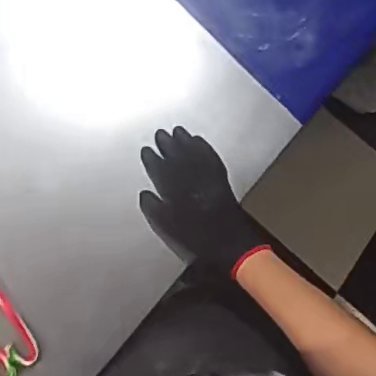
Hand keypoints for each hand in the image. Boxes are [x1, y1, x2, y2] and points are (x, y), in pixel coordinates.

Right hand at [138, 126, 269, 276]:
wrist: (231, 243)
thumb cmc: (199, 238)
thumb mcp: (170, 229)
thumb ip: (155, 210)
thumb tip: (144, 194)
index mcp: (178, 194)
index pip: (161, 171)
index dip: (152, 160)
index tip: (146, 151)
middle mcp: (193, 182)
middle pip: (179, 158)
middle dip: (168, 145)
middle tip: (160, 134)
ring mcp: (209, 179)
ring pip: (195, 154)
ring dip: (185, 142)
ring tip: (177, 131)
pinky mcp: (221, 179)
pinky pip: (211, 158)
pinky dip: (204, 148)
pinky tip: (199, 141)